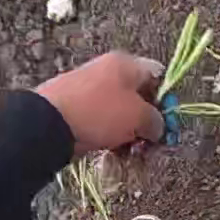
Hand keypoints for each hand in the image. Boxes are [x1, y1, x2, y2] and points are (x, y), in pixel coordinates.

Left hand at [34, 52, 166, 154]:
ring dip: (134, 135)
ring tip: (134, 154)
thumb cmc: (101, 112)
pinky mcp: (82, 111)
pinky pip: (107, 124)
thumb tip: (157, 128)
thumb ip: (157, 121)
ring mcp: (94, 92)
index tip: (169, 123)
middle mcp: (110, 73)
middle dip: (150, 124)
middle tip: (153, 145)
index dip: (167, 102)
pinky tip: (117, 153)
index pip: (159, 78)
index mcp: (126, 64)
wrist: (50, 123)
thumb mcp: (139, 116)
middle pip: (141, 99)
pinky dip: (115, 138)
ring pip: (124, 115)